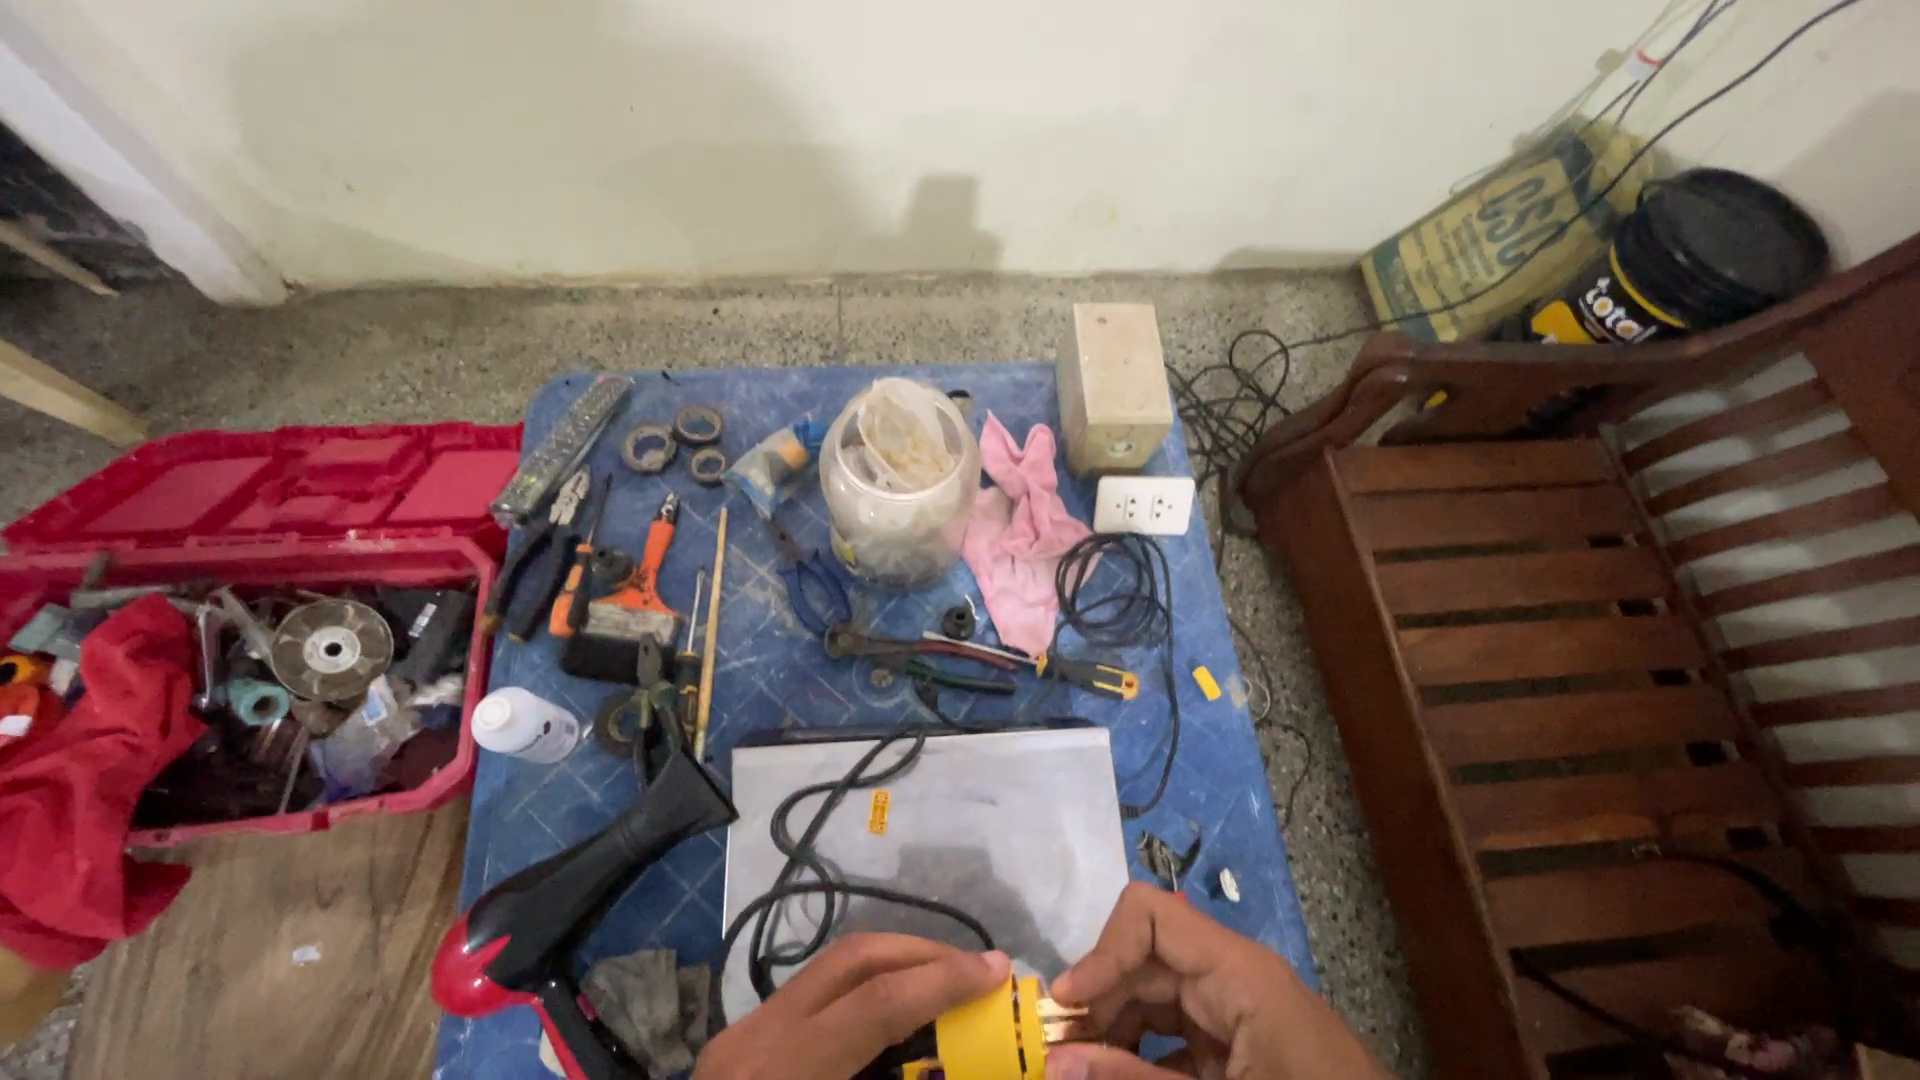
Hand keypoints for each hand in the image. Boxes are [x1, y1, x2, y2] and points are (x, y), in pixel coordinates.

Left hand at [693, 933, 1010, 1079]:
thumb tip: (959, 1062)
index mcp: (783, 1075)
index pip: (875, 1002)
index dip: (943, 981)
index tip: (998, 972)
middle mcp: (756, 1038)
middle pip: (852, 959)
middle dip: (924, 954)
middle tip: (978, 969)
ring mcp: (743, 1031)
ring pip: (832, 965)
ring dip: (896, 963)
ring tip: (945, 980)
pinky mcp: (742, 1035)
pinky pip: (816, 991)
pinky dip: (863, 988)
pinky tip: (894, 1008)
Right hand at [1045, 884, 1386, 1079]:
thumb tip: (1055, 1064)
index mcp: (1237, 973)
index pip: (1150, 914)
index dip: (1101, 949)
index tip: (1064, 1002)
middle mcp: (1232, 978)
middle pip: (1144, 962)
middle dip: (1098, 1002)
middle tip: (1058, 1054)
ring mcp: (1237, 1014)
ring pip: (1154, 1000)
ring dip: (1114, 1033)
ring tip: (1080, 1070)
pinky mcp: (1240, 1049)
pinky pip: (1176, 1036)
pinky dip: (1144, 1059)